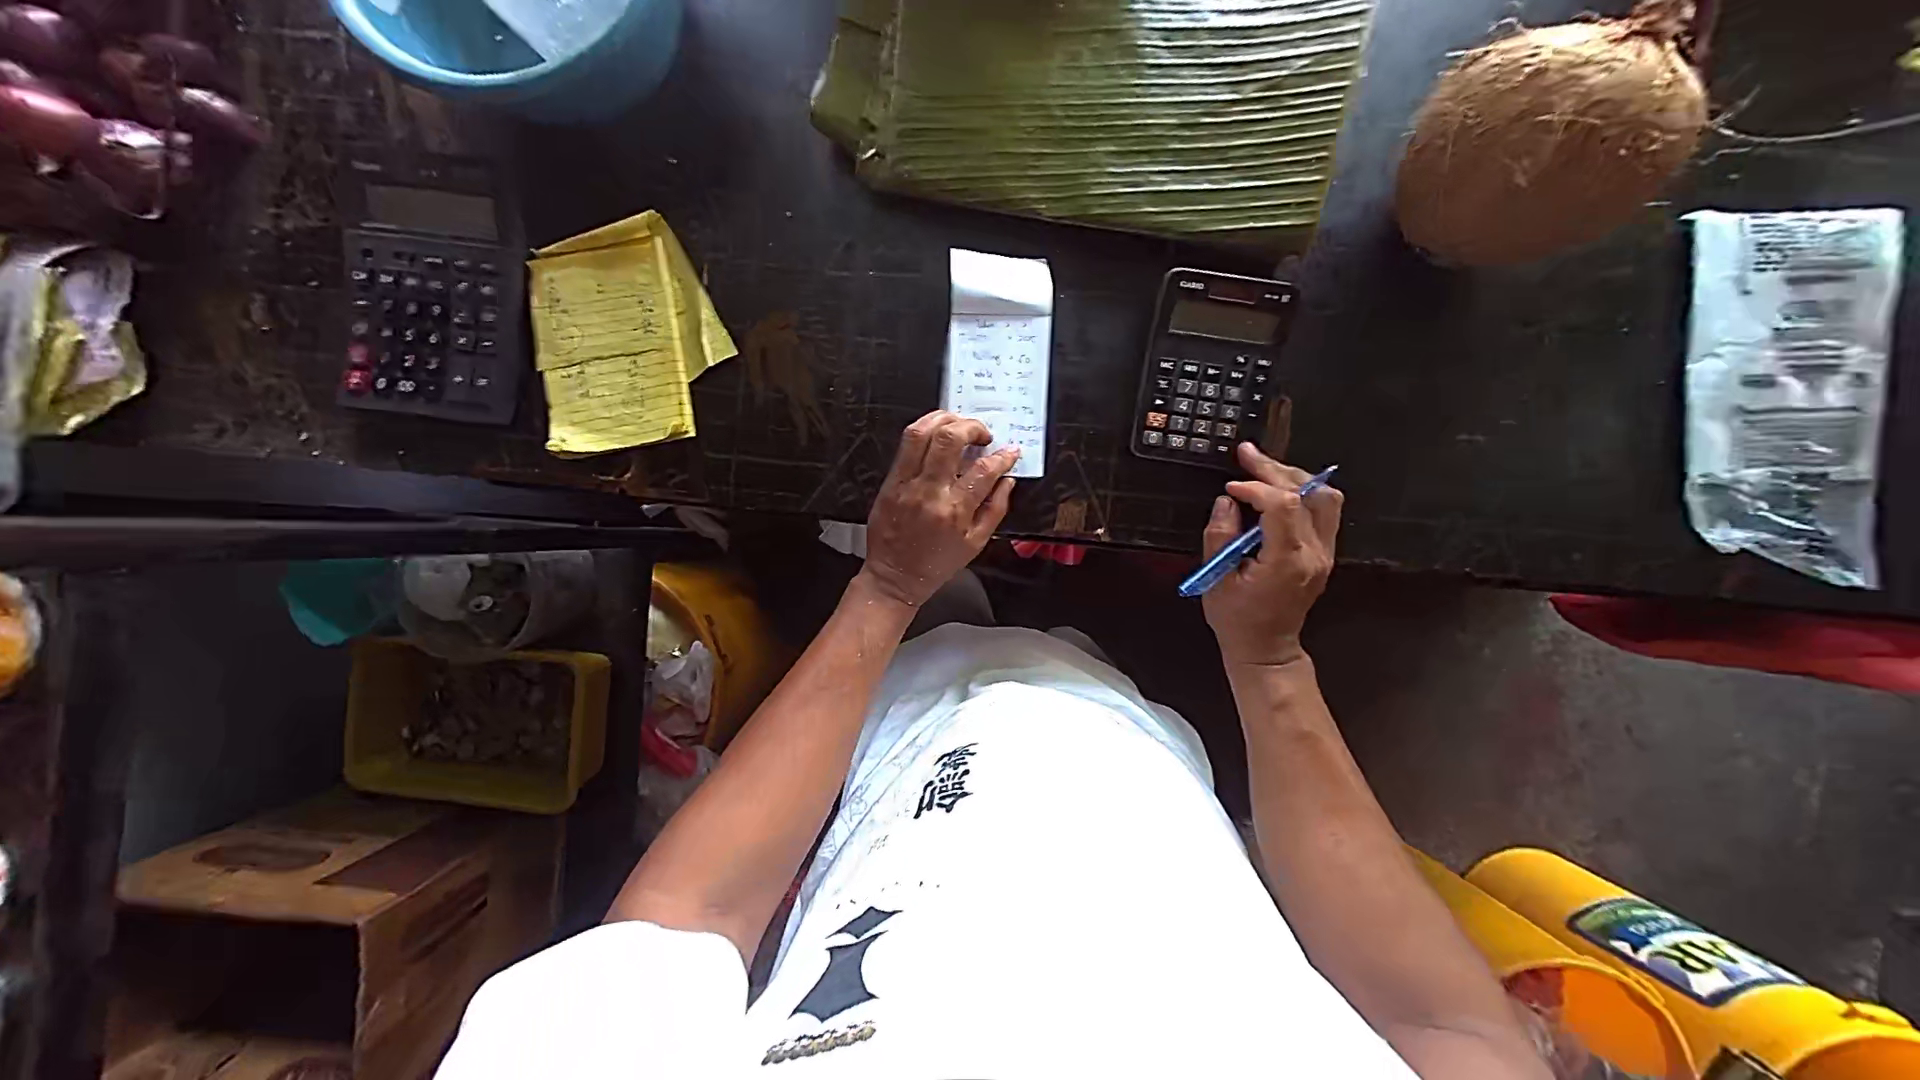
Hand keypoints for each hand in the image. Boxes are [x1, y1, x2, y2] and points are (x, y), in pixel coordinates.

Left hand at [860, 410, 1019, 607]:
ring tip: (958, 424)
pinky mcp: (890, 483)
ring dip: (944, 419)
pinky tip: (936, 433)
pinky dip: (923, 432)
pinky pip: (905, 446)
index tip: (1009, 452)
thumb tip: (1007, 481)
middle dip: (972, 427)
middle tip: (981, 434)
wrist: (895, 577)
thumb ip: (995, 509)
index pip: (984, 470)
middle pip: (950, 439)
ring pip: (921, 434)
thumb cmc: (935, 564)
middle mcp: (929, 493)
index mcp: (955, 511)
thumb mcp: (976, 543)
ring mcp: (906, 485)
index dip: (1002, 456)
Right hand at [1201, 442, 1342, 667]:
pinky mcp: (1324, 552)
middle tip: (1246, 454)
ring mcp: (1325, 553)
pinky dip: (1301, 492)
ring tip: (1262, 466)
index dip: (1257, 487)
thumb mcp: (1216, 580)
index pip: (1283, 506)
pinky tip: (1277, 486)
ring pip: (1324, 498)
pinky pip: (1323, 510)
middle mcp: (1315, 553)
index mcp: (1288, 562)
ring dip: (1293, 477)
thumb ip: (1220, 537)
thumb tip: (1227, 501)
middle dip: (1274, 470)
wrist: (1266, 648)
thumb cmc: (1236, 620)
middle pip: (1307, 494)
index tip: (1231, 486)